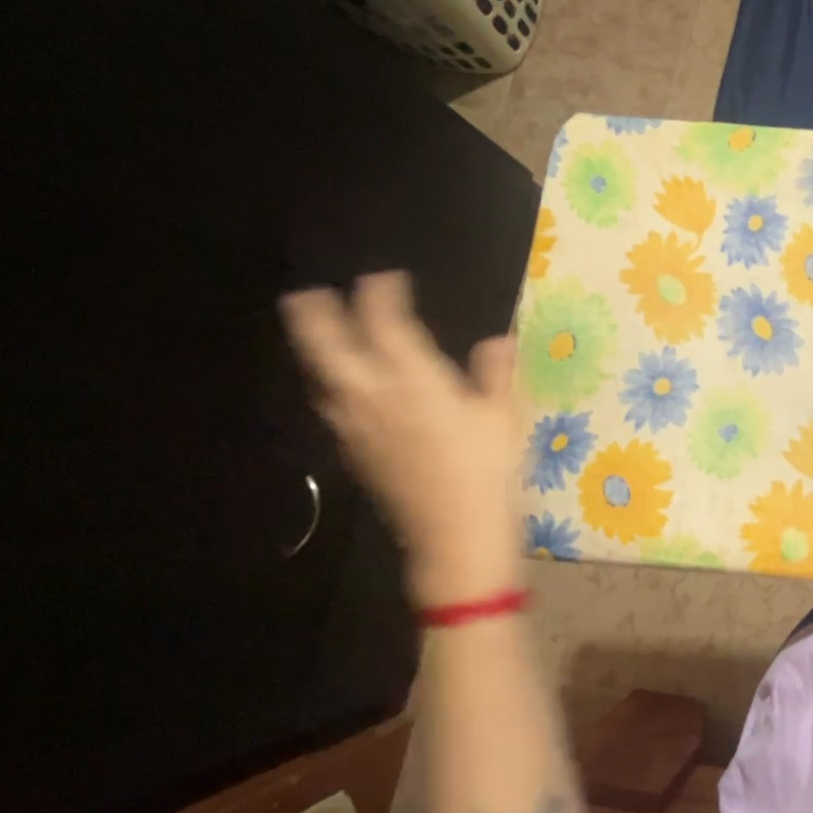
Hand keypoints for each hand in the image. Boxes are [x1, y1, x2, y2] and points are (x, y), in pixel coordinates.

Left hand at [280, 272, 524, 606]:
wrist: (456, 533)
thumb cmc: (490, 470)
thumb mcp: (506, 416)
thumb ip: (496, 374)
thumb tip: (496, 340)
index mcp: (417, 382)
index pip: (388, 327)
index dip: (381, 298)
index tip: (382, 279)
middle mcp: (377, 398)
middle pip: (333, 350)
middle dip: (317, 319)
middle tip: (306, 295)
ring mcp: (360, 428)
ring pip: (326, 381)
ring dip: (318, 354)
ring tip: (316, 338)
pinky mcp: (358, 454)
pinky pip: (335, 410)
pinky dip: (333, 389)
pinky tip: (340, 393)